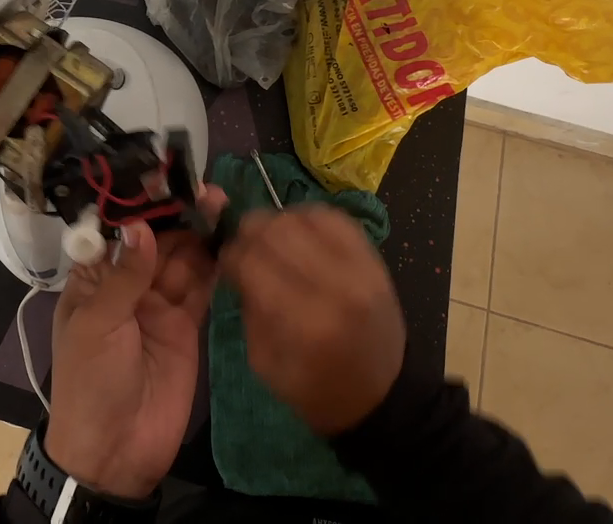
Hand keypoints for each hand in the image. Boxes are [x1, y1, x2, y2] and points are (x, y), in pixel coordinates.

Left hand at [43, 188, 226, 499]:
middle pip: (155, 240)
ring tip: (220, 205)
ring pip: (180, 258)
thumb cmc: (91, 381)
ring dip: (198, 233)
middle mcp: (126, 284)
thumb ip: (125, 277)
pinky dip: (214, 265)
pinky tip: (229, 241)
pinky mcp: (186, 326)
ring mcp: (158, 304)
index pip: (117, 231)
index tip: (163, 177)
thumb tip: (143, 227)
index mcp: (94, 278)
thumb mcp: (97, 325)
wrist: (115, 452)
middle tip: (204, 189)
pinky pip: (200, 288)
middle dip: (176, 214)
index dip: (139, 205)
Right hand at [220, 204, 406, 435]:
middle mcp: (333, 286)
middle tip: (245, 248)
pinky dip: (309, 218)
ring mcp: (359, 268)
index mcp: (303, 322)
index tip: (227, 264)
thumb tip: (236, 266)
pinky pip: (334, 217)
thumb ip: (247, 308)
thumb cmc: (318, 389)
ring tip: (273, 242)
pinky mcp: (374, 258)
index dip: (230, 256)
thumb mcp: (265, 363)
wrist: (385, 395)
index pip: (251, 261)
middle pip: (275, 230)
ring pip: (302, 217)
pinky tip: (300, 234)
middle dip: (249, 234)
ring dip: (277, 223)